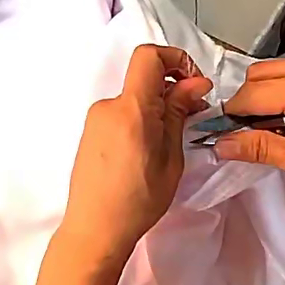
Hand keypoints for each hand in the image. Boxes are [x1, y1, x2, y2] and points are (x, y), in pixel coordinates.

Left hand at [61, 45, 212, 258]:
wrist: (95, 228)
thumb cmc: (137, 200)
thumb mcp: (170, 157)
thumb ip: (179, 113)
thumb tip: (195, 84)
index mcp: (130, 109)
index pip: (149, 56)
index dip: (176, 60)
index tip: (194, 83)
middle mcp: (108, 107)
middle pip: (143, 78)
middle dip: (171, 89)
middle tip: (192, 115)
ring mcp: (95, 119)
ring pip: (133, 98)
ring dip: (155, 107)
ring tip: (169, 140)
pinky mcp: (90, 133)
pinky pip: (120, 114)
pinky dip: (139, 119)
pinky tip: (148, 149)